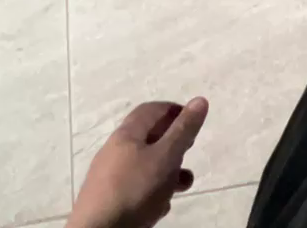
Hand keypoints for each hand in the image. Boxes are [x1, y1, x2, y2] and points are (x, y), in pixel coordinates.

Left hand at [68, 98, 208, 227]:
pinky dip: (152, 190)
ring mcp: (107, 178)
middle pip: (148, 138)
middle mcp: (114, 152)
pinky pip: (134, 188)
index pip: (151, 110)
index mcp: (126, 135)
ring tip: (183, 185)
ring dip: (167, 172)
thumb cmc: (134, 191)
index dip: (174, 111)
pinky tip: (160, 205)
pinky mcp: (106, 202)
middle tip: (189, 151)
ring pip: (144, 166)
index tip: (193, 122)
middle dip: (173, 144)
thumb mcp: (166, 158)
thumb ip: (183, 130)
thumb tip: (200, 100)